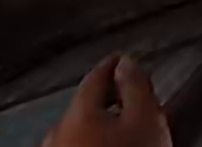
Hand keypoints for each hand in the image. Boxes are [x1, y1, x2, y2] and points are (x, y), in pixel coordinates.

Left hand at [43, 55, 171, 146]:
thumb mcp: (147, 117)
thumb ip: (136, 83)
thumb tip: (125, 64)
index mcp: (77, 114)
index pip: (97, 74)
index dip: (116, 65)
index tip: (125, 62)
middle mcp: (54, 139)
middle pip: (83, 106)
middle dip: (107, 102)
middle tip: (131, 103)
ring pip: (75, 135)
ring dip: (97, 130)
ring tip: (122, 138)